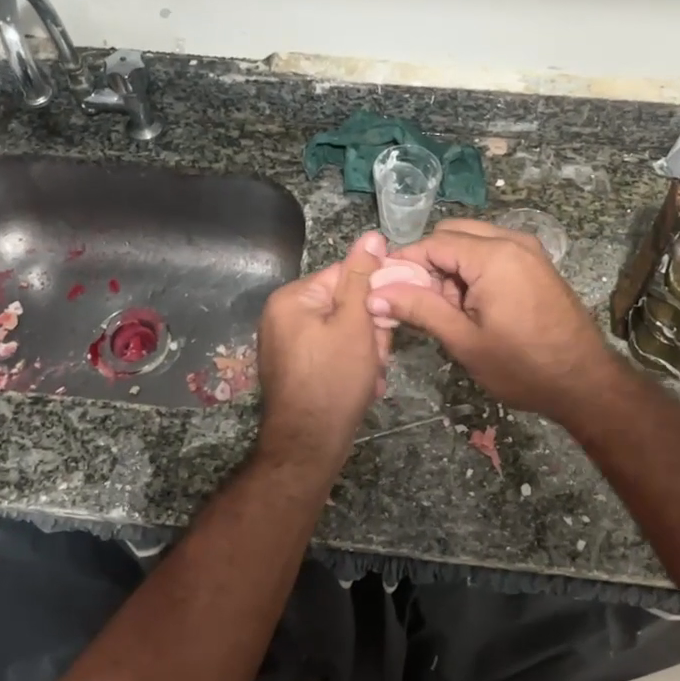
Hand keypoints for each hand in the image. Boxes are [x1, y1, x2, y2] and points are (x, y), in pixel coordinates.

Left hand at [255, 231, 390, 462]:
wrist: (308, 445)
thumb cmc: (334, 380)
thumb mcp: (355, 323)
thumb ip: (363, 277)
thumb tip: (372, 235)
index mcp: (291, 298)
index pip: (344, 275)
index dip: (375, 292)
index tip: (398, 312)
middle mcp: (281, 315)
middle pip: (342, 303)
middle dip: (369, 329)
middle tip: (379, 356)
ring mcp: (285, 343)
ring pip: (340, 330)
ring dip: (365, 350)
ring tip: (371, 375)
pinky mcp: (293, 368)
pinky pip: (329, 351)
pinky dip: (350, 364)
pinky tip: (363, 385)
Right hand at [366, 219, 621, 424]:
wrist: (585, 383)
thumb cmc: (523, 366)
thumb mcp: (464, 341)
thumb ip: (419, 310)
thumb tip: (375, 295)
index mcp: (493, 255)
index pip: (432, 243)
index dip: (404, 265)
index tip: (385, 291)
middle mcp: (511, 241)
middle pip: (451, 234)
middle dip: (430, 264)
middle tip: (424, 305)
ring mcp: (528, 250)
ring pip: (471, 242)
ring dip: (452, 268)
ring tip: (451, 312)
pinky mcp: (537, 264)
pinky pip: (493, 252)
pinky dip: (474, 270)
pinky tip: (474, 308)